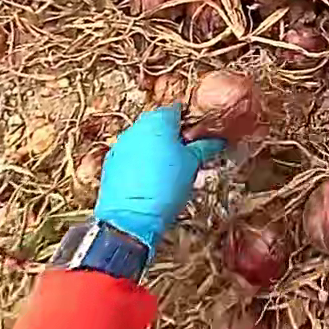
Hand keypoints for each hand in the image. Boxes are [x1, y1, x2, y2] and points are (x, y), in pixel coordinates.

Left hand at [94, 106, 225, 253]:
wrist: (130, 219)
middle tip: (190, 149)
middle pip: (159, 122)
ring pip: (144, 138)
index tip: (201, 132)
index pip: (177, 109)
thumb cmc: (167, 185)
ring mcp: (121, 145)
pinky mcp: (110, 163)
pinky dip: (142, 159)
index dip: (191, 119)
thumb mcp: (193, 164)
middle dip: (174, 133)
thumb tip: (218, 139)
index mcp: (158, 122)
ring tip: (172, 165)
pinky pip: (132, 153)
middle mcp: (137, 128)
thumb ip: (205, 147)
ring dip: (157, 146)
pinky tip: (153, 176)